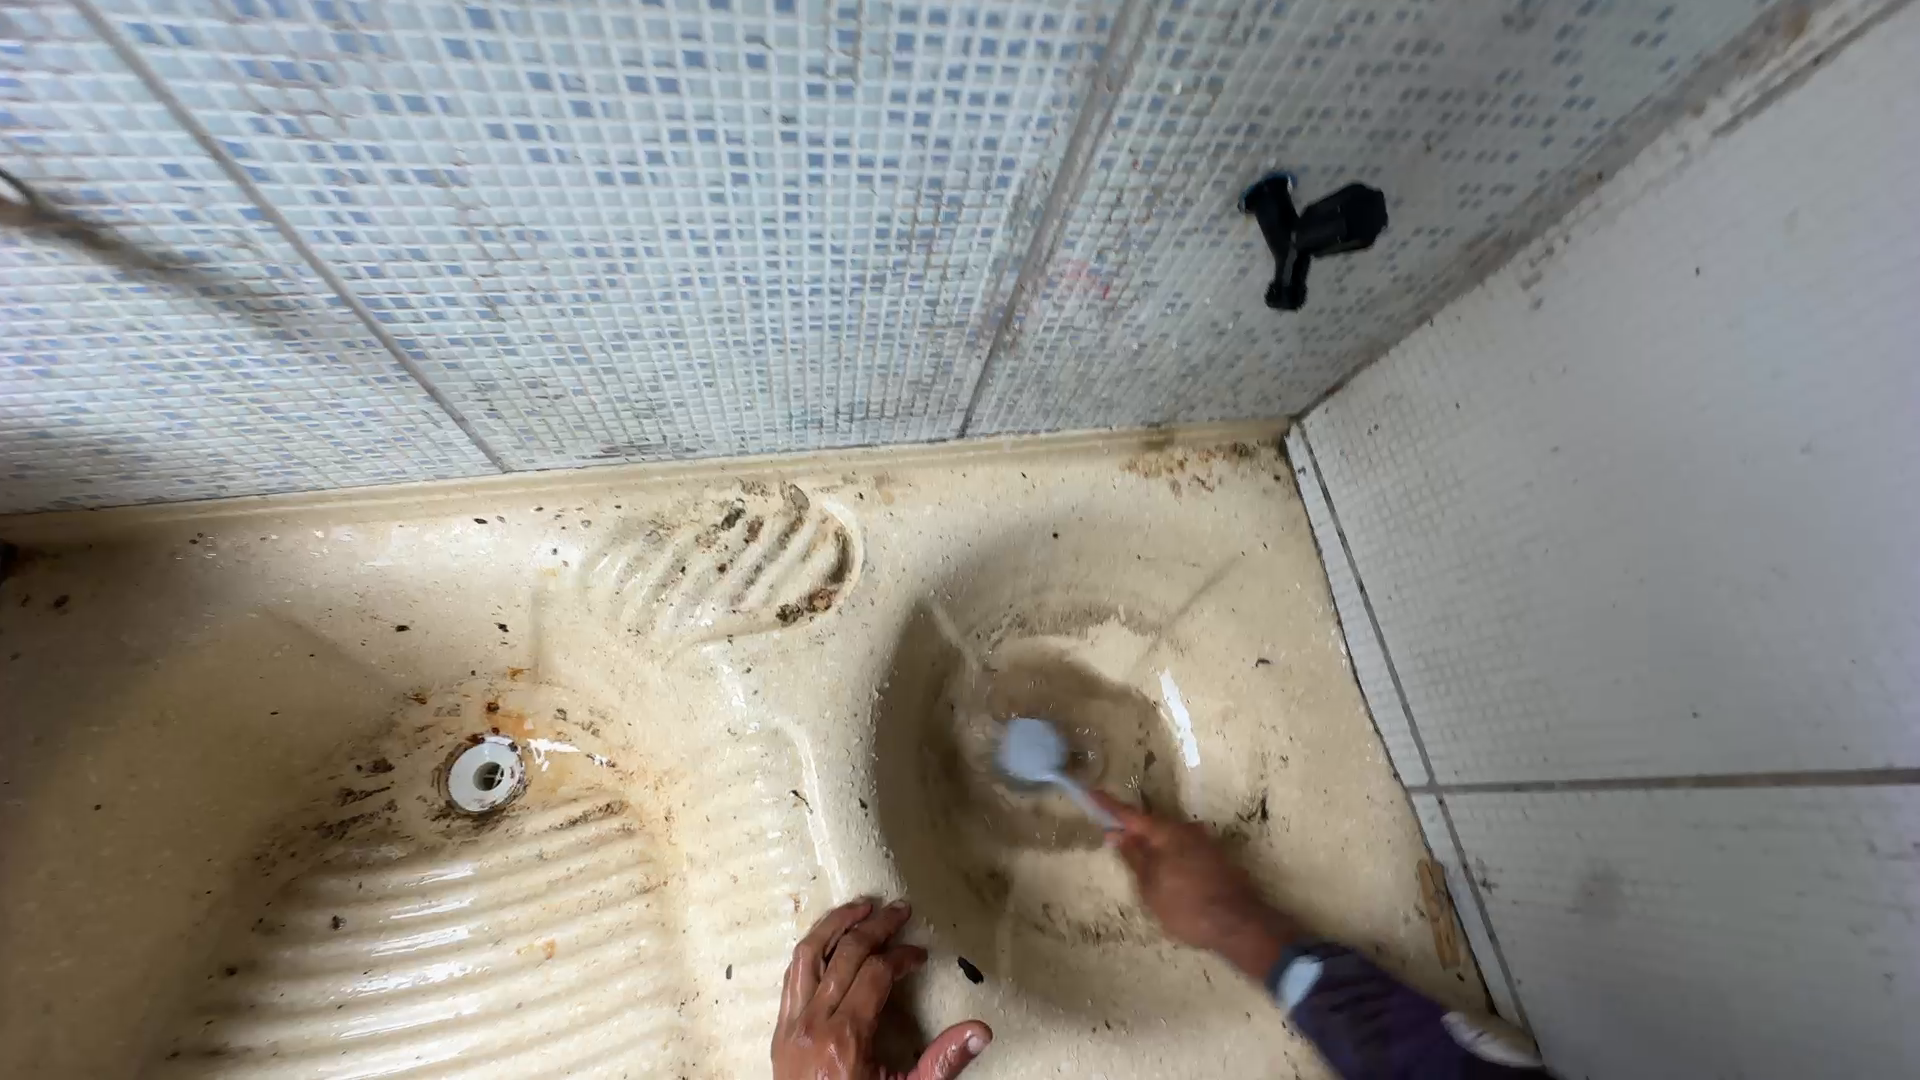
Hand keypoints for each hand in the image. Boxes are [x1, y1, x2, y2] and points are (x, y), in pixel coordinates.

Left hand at [773, 898, 992, 1079]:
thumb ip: (942, 1062)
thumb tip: (981, 1031)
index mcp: (846, 1039)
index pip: (877, 972)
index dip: (902, 957)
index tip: (919, 956)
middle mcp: (814, 1023)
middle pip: (847, 952)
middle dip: (877, 926)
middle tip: (901, 910)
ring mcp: (791, 1023)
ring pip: (810, 951)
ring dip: (837, 922)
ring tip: (863, 906)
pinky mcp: (779, 1028)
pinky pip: (793, 973)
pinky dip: (813, 946)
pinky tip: (832, 936)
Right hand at [1091, 792, 1299, 980]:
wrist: (1240, 927)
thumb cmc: (1187, 907)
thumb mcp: (1150, 887)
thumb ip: (1133, 857)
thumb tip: (1116, 834)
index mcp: (1166, 832)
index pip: (1129, 814)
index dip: (1108, 805)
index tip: (1091, 792)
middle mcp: (1186, 829)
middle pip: (1152, 825)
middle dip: (1133, 831)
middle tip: (1116, 841)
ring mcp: (1205, 842)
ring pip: (1170, 839)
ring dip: (1154, 848)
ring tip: (1144, 870)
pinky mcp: (1217, 858)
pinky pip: (1184, 850)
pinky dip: (1171, 857)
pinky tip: (1169, 879)